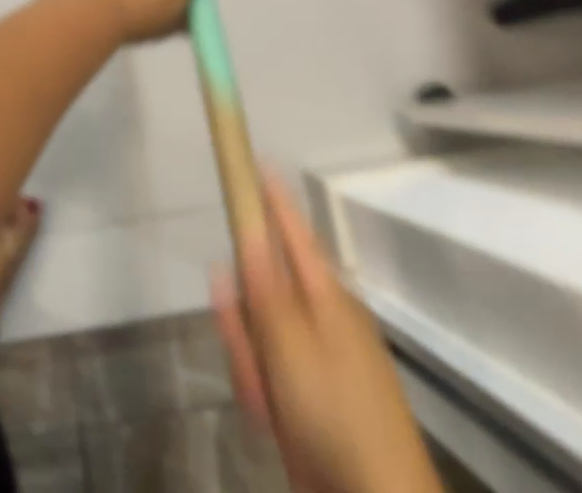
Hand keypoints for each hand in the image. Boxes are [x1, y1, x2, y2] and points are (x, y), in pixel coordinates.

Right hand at [213, 178, 442, 492]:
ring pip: (258, 337)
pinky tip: (274, 420)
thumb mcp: (290, 347)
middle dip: (245, 326)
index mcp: (324, 296)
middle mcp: (320, 318)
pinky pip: (268, 373)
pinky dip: (262, 391)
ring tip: (269, 403)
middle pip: (262, 293)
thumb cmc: (336, 411)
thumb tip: (245, 231)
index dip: (271, 199)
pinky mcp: (308, 393)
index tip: (255, 161)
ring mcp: (315, 358)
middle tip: (254, 365)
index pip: (291, 232)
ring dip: (252, 366)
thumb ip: (263, 290)